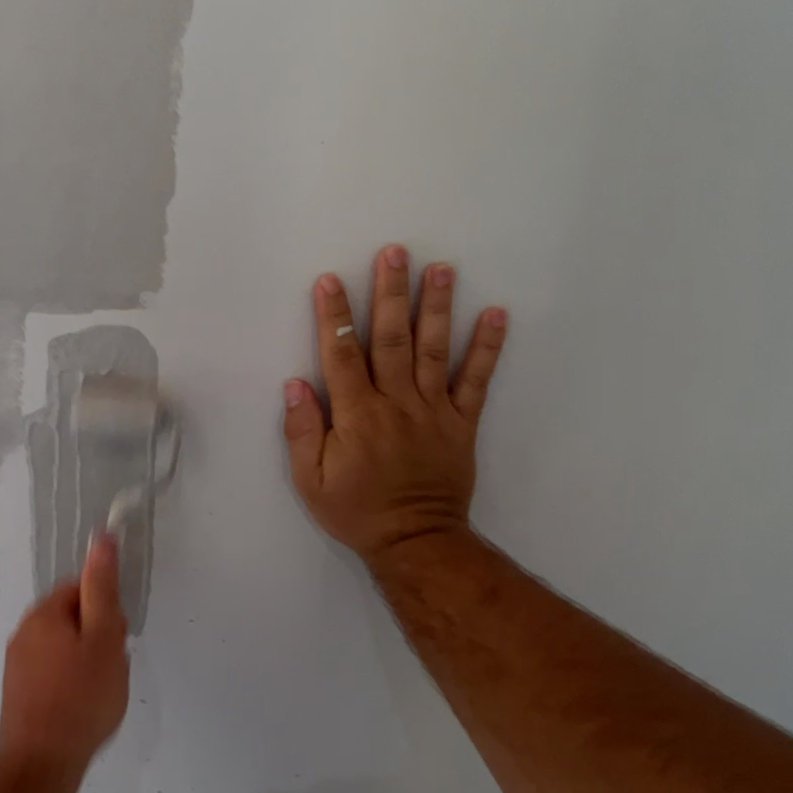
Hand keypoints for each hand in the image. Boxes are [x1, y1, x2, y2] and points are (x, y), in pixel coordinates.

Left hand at [0, 535, 129, 774]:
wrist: (41, 763)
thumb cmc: (80, 699)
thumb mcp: (104, 639)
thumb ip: (103, 590)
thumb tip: (102, 539)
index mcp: (42, 614)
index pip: (80, 590)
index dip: (107, 610)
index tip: (118, 638)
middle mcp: (23, 633)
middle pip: (71, 618)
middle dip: (97, 637)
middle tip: (112, 668)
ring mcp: (17, 664)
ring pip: (62, 648)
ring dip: (86, 661)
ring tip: (100, 692)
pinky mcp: (18, 692)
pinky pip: (51, 673)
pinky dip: (71, 683)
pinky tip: (82, 707)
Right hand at [283, 244, 507, 561]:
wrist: (415, 541)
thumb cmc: (355, 511)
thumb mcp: (310, 480)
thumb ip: (301, 431)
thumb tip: (296, 384)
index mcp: (356, 415)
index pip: (342, 355)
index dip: (335, 316)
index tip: (330, 280)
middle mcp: (396, 402)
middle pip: (392, 339)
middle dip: (391, 293)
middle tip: (395, 252)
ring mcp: (434, 410)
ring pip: (435, 350)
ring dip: (438, 307)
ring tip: (442, 268)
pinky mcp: (462, 423)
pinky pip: (477, 381)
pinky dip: (488, 348)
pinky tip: (496, 315)